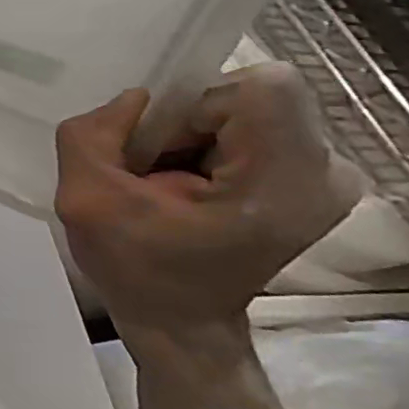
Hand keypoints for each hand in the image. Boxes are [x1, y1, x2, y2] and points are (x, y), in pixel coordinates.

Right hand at [53, 62, 363, 336]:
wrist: (177, 320)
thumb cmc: (135, 266)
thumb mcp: (84, 199)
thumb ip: (93, 134)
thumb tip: (134, 100)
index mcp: (282, 182)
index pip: (261, 89)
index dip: (195, 106)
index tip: (162, 149)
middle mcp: (324, 172)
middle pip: (251, 95)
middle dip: (188, 121)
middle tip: (154, 168)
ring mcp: (324, 176)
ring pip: (248, 108)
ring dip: (192, 133)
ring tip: (167, 180)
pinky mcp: (309, 178)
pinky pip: (253, 127)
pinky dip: (207, 144)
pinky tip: (185, 184)